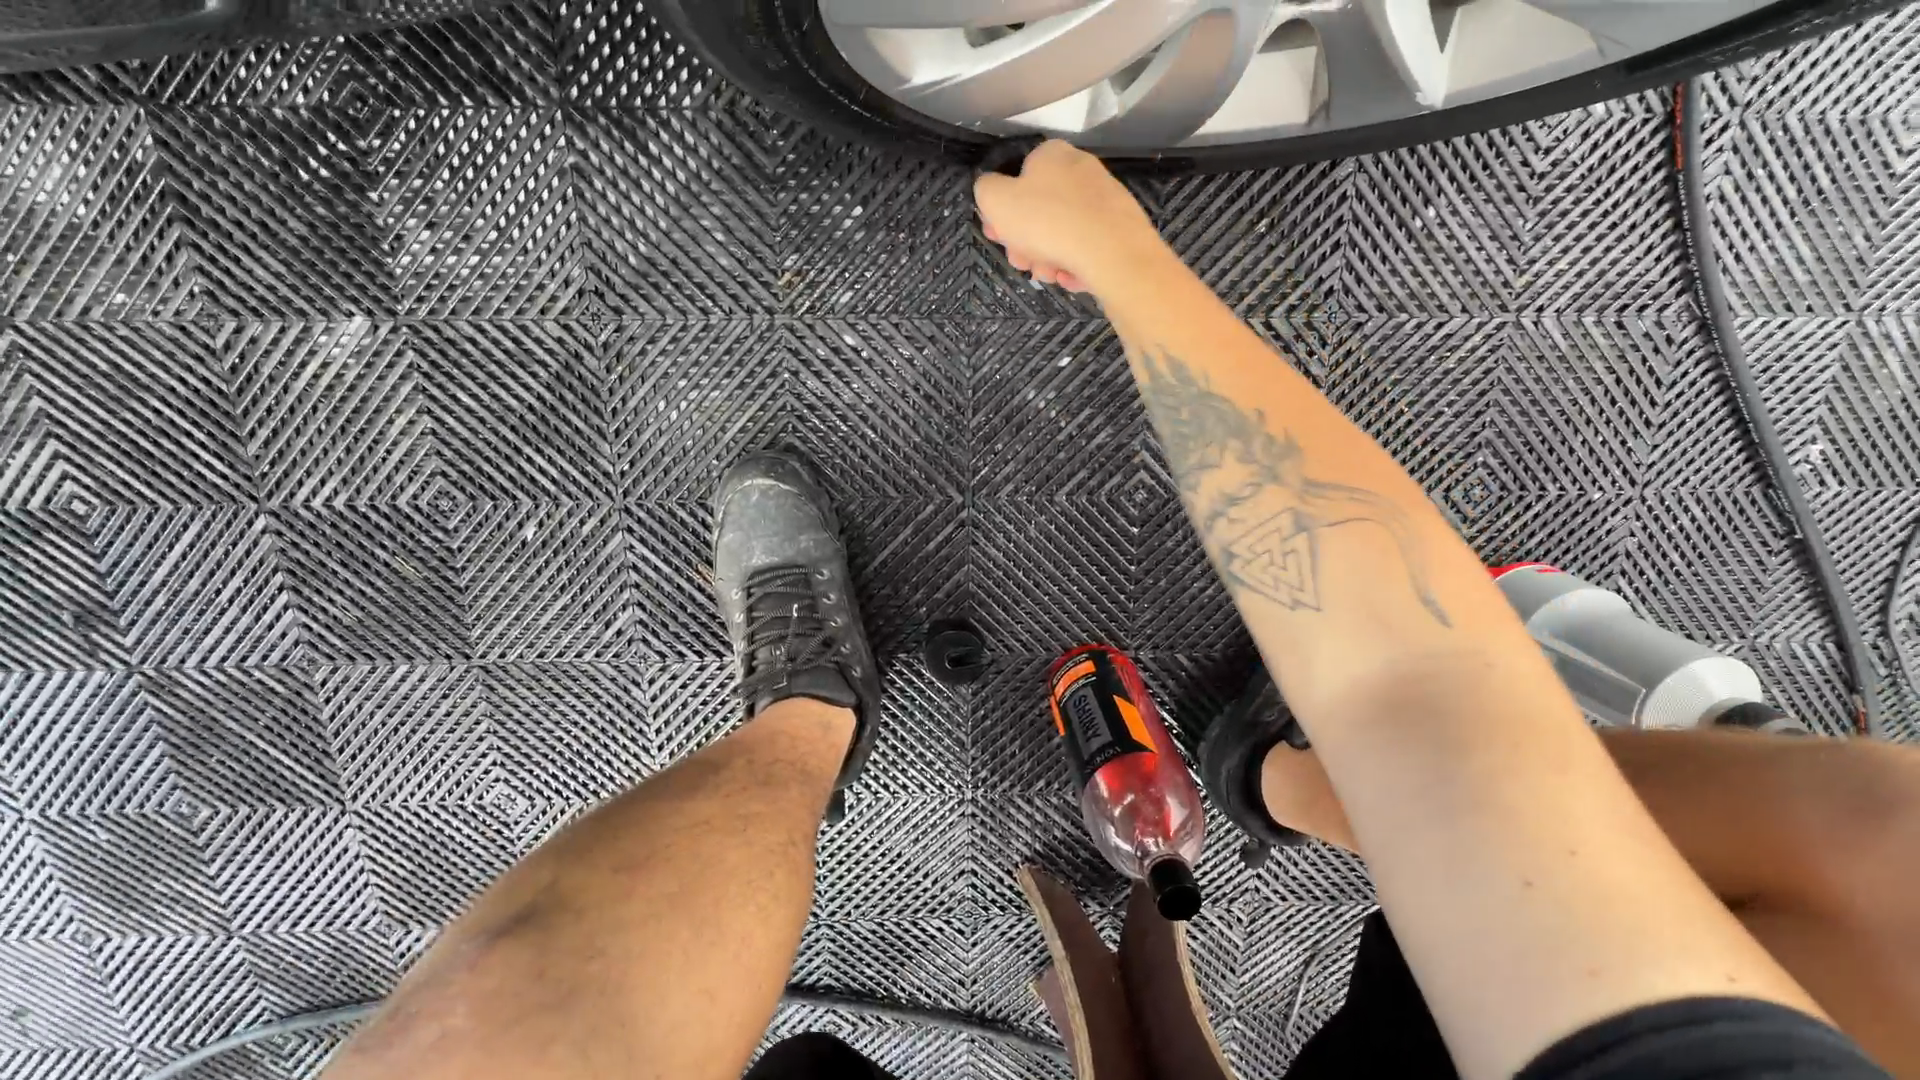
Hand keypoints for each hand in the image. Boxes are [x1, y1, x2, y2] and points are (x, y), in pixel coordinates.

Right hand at [973, 139, 1167, 295]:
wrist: (1112, 252)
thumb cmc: (1048, 222)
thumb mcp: (996, 201)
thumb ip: (985, 189)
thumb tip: (991, 189)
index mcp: (1051, 155)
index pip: (1017, 178)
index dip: (1001, 211)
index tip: (998, 235)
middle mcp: (1080, 169)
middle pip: (1039, 210)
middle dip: (1024, 241)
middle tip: (1022, 261)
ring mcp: (1104, 199)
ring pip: (1061, 232)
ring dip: (1046, 256)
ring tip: (1048, 273)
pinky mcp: (1120, 227)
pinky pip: (1086, 246)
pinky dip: (1074, 262)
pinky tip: (1070, 275)